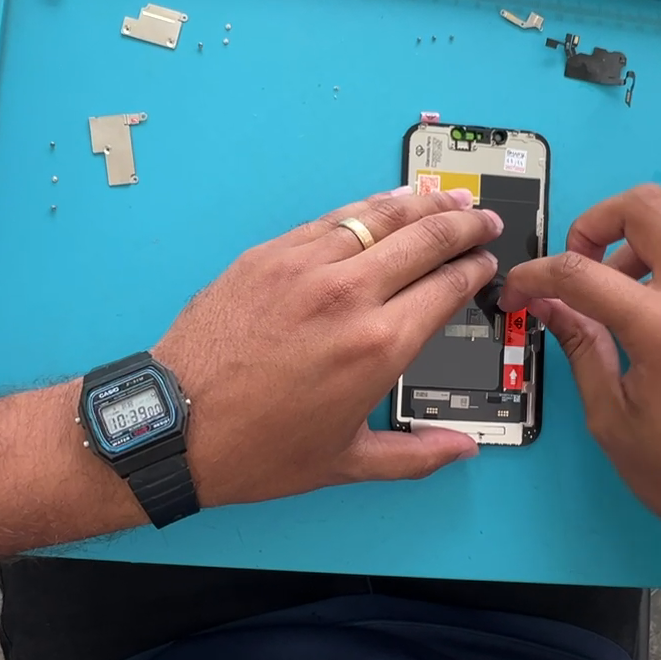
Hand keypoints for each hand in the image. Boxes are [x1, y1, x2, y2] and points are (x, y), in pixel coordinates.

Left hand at [154, 187, 501, 506]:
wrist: (174, 426)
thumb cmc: (256, 448)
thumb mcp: (346, 462)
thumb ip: (416, 455)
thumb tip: (462, 451)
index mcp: (378, 346)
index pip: (447, 286)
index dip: (475, 268)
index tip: (486, 262)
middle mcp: (348, 296)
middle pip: (424, 239)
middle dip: (464, 224)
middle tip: (484, 218)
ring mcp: (304, 267)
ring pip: (380, 216)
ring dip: (422, 204)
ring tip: (447, 197)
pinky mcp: (268, 255)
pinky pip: (330, 219)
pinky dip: (366, 208)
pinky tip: (382, 205)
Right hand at [500, 186, 660, 609]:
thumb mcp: (612, 418)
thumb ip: (580, 347)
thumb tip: (549, 307)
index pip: (582, 271)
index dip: (535, 275)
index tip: (515, 293)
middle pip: (646, 207)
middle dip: (592, 223)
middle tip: (571, 271)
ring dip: (625, 252)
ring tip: (603, 309)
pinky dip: (653, 276)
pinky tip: (637, 329)